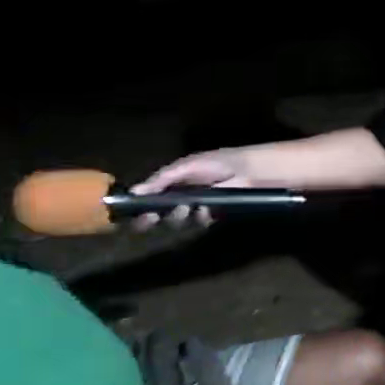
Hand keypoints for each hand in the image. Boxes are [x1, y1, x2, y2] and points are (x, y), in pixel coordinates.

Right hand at [127, 147, 252, 228]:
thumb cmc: (219, 162)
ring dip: (179, 217)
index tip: (139, 215)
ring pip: (180, 221)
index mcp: (173, 182)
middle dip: (156, 217)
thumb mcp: (188, 166)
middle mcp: (182, 196)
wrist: (250, 169)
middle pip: (162, 214)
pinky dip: (201, 218)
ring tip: (187, 207)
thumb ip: (163, 178)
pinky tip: (206, 210)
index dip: (142, 209)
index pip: (151, 199)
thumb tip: (135, 191)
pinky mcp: (214, 214)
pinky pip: (201, 222)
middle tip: (155, 216)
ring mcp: (198, 206)